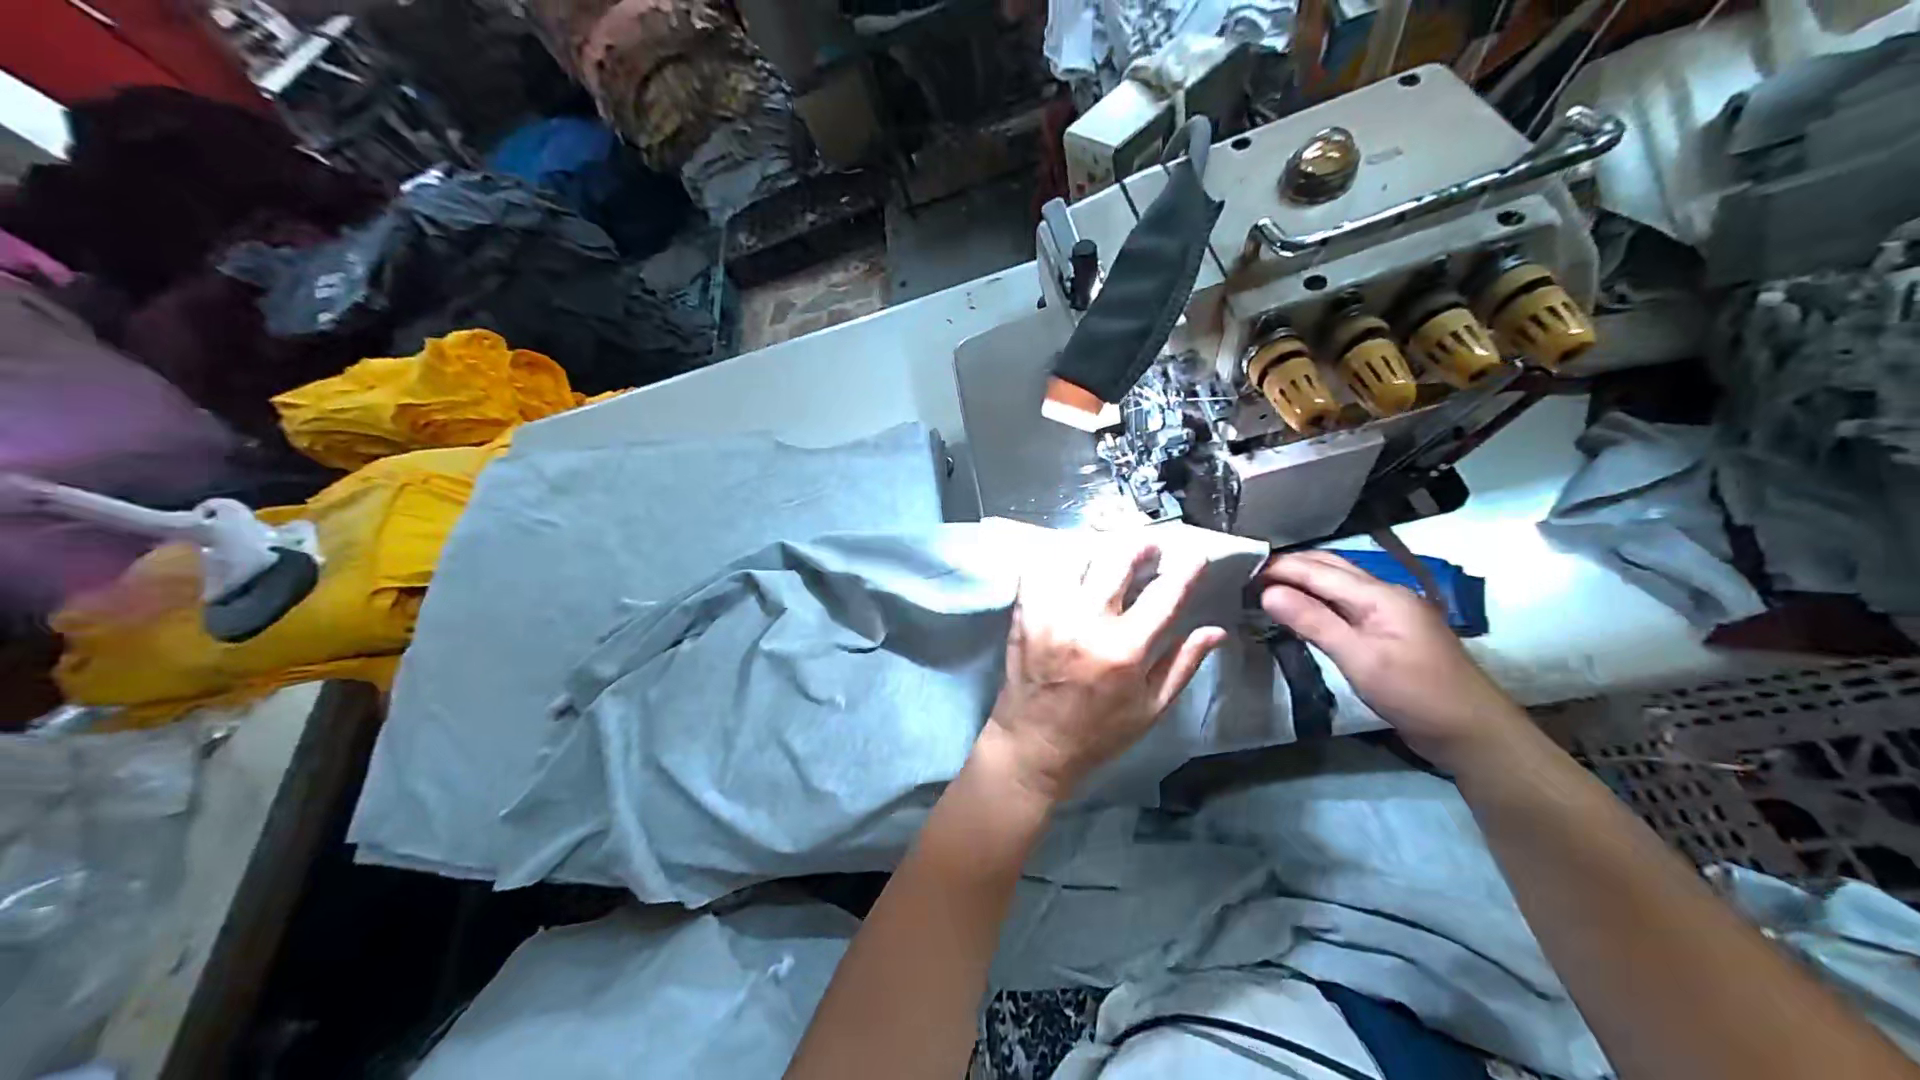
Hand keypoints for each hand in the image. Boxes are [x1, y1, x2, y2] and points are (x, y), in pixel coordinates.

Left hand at [979, 540, 1228, 803]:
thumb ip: (1183, 664)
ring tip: (1112, 554)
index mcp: (1125, 651)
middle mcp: (1086, 625)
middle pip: (1117, 562)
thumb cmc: (1099, 733)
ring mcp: (1051, 616)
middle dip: (1140, 546)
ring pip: (1078, 558)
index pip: (1164, 596)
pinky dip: (1060, 561)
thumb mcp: (1151, 707)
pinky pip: (1041, 571)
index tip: (1195, 558)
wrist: (1034, 745)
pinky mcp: (1024, 615)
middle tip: (1150, 546)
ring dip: (1100, 550)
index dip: (1185, 571)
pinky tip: (1074, 565)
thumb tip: (1215, 630)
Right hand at [1258, 550, 1525, 769]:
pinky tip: (1301, 609)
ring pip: (1339, 583)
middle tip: (1248, 576)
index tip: (1240, 570)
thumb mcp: (1359, 659)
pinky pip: (1346, 603)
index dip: (1279, 567)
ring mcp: (1390, 612)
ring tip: (1266, 588)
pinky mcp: (1390, 631)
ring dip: (1304, 581)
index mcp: (1380, 595)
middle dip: (1290, 567)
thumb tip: (1268, 591)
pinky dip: (1318, 599)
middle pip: (1330, 568)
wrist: (1472, 732)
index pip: (1319, 570)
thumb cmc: (1415, 694)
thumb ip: (1313, 622)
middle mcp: (1386, 594)